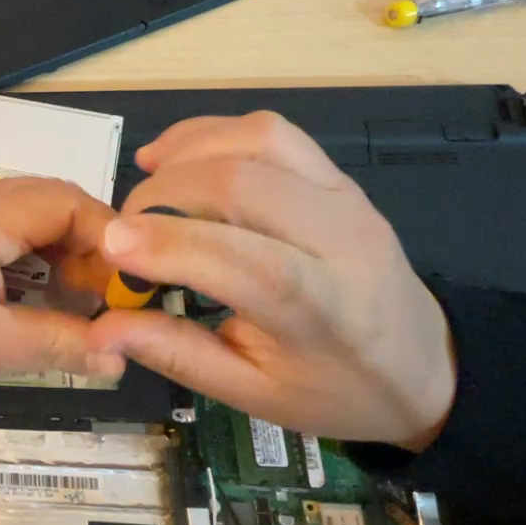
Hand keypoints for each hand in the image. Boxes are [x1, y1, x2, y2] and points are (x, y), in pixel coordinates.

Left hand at [0, 177, 126, 392]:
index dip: (108, 238)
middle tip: (102, 292)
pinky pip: (2, 221)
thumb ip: (60, 343)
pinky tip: (38, 287)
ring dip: (60, 244)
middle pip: (51, 198)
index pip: (69, 202)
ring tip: (75, 294)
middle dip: (88, 241)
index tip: (128, 284)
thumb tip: (119, 357)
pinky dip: (30, 248)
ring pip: (28, 208)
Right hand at [87, 112, 455, 450]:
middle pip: (245, 184)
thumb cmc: (333, 388)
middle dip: (163, 196)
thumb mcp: (253, 395)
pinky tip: (172, 158)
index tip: (109, 244)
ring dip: (185, 153)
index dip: (171, 245)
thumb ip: (175, 353)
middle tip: (124, 230)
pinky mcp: (334, 173)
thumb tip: (101, 330)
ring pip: (257, 139)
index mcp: (328, 312)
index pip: (248, 262)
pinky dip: (208, 133)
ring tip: (145, 184)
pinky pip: (268, 130)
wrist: (424, 364)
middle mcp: (343, 239)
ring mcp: (344, 196)